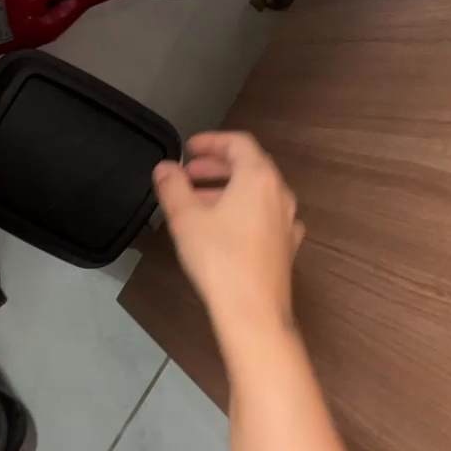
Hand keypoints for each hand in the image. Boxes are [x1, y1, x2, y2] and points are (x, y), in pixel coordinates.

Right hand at [152, 131, 305, 337]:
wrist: (252, 309)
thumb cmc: (218, 258)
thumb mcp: (184, 218)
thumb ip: (172, 187)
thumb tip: (164, 168)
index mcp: (258, 179)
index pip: (239, 144)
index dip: (212, 141)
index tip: (189, 147)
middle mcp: (279, 195)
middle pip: (250, 167)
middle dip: (216, 166)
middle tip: (188, 174)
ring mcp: (286, 221)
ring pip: (255, 193)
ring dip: (226, 189)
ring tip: (197, 201)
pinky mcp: (284, 245)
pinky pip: (262, 215)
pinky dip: (240, 210)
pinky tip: (222, 228)